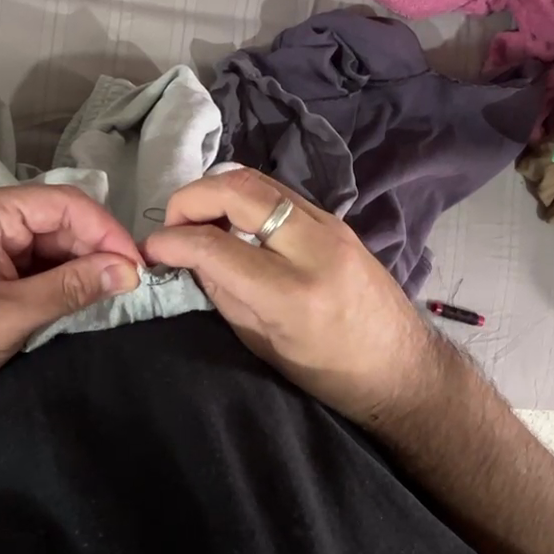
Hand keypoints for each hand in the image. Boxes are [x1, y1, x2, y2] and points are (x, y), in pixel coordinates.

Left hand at [0, 183, 144, 408]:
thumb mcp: (10, 316)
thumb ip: (72, 288)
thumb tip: (130, 271)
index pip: (64, 204)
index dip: (107, 232)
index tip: (139, 268)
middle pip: (60, 220)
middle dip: (97, 250)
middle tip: (131, 287)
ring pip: (51, 241)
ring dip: (81, 266)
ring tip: (113, 295)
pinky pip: (34, 260)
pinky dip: (60, 278)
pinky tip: (82, 297)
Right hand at [142, 168, 440, 425]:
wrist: (403, 367)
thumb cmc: (329, 373)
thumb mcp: (263, 345)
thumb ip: (222, 293)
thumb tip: (187, 259)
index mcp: (292, 294)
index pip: (214, 246)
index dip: (171, 242)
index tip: (151, 250)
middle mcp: (312, 247)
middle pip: (236, 190)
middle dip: (189, 198)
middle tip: (171, 224)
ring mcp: (329, 226)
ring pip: (256, 180)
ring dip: (215, 192)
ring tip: (196, 220)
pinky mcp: (335, 219)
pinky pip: (276, 192)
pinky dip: (241, 197)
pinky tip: (230, 222)